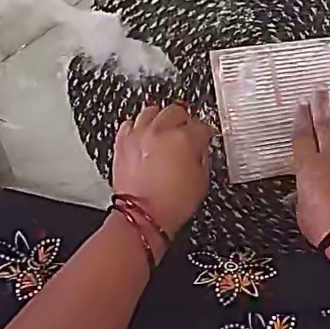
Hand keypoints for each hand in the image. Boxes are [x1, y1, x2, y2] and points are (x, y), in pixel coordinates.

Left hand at [112, 104, 216, 241]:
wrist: (142, 217)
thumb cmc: (171, 203)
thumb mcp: (202, 180)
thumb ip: (203, 155)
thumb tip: (200, 146)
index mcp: (185, 139)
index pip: (201, 125)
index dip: (206, 132)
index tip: (205, 137)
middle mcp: (161, 131)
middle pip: (176, 111)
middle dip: (184, 121)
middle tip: (186, 131)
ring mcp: (140, 135)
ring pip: (152, 111)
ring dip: (161, 119)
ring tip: (164, 130)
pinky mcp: (122, 142)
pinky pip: (130, 123)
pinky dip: (139, 127)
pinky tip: (144, 135)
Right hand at [292, 89, 329, 249]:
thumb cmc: (326, 226)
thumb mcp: (303, 212)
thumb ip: (302, 197)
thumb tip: (301, 194)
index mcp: (309, 167)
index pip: (303, 136)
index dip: (302, 119)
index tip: (302, 104)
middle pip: (324, 125)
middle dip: (321, 105)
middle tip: (320, 88)